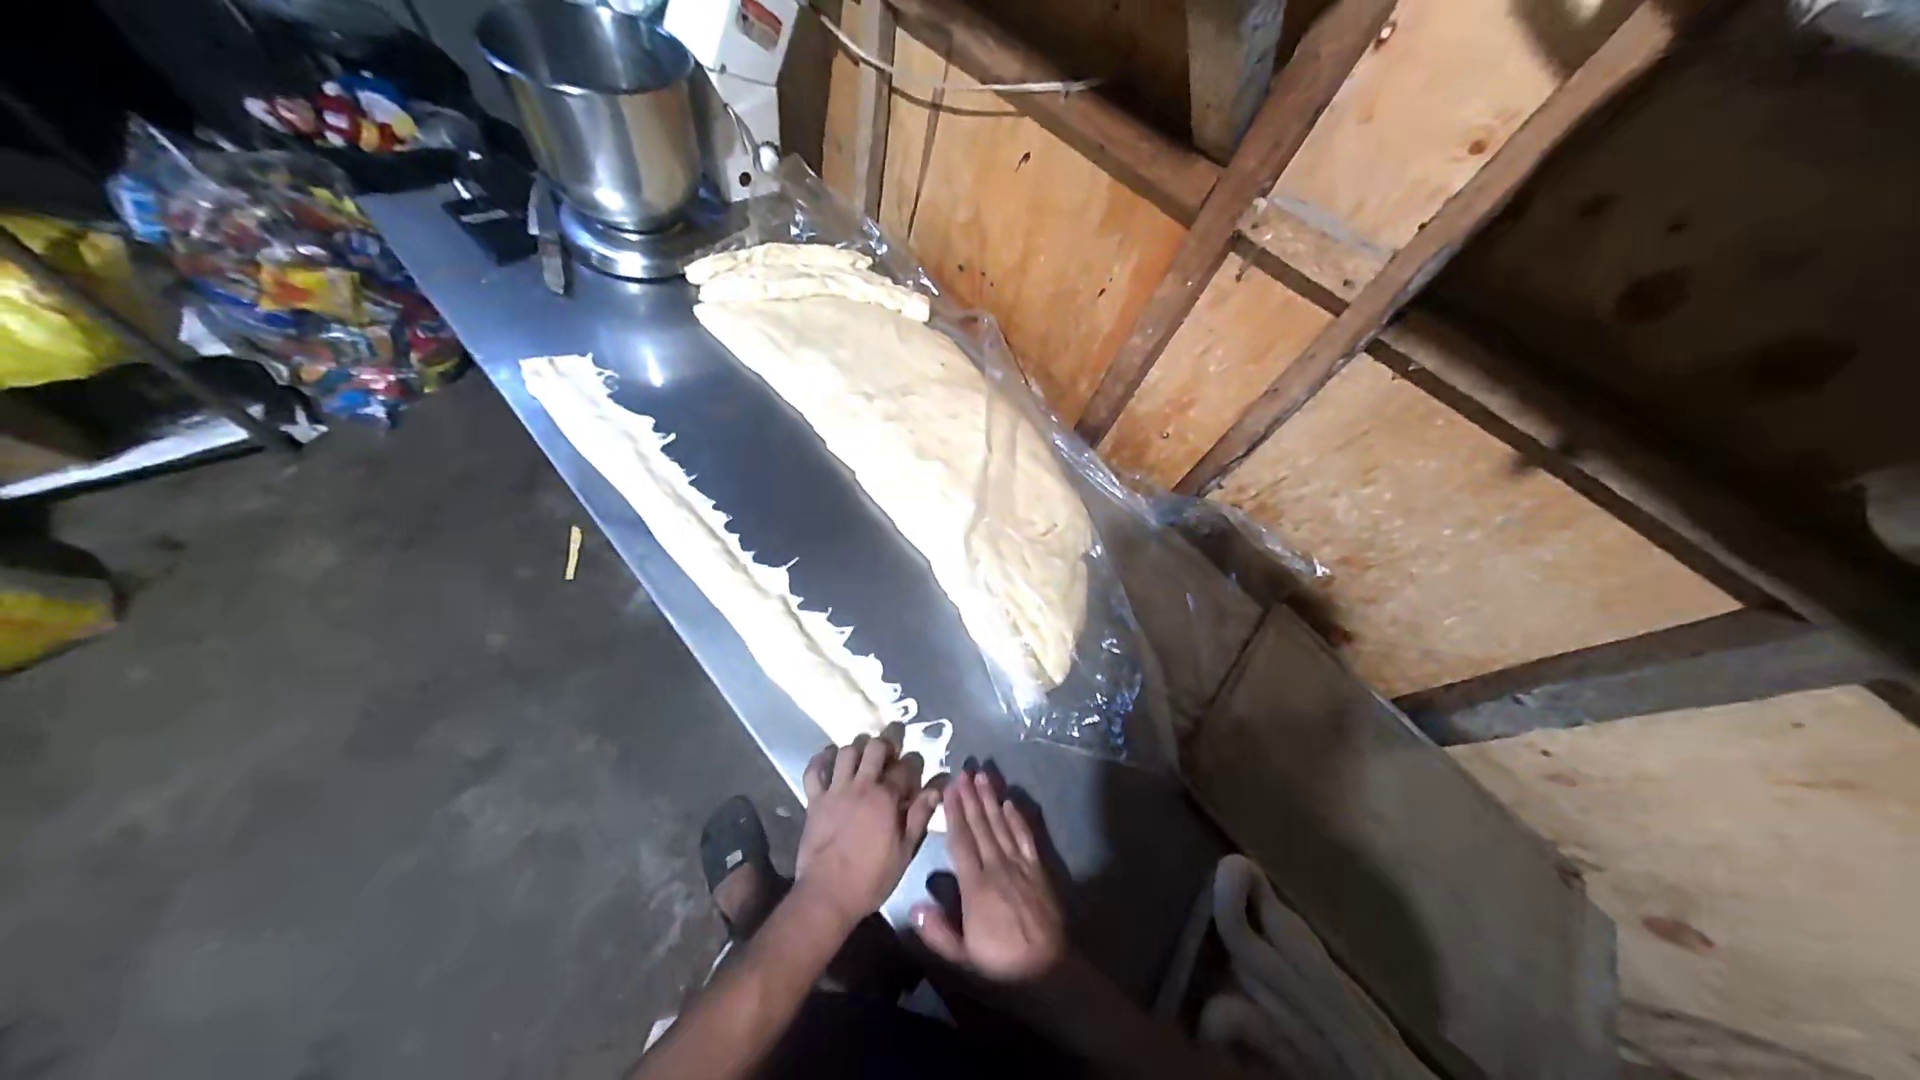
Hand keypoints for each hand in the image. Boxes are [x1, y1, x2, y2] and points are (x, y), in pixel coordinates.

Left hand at [793, 731, 943, 925]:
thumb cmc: (871, 877)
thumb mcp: (905, 851)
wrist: (827, 893)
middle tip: (890, 758)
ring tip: (863, 759)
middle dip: (886, 747)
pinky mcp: (814, 800)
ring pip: (846, 751)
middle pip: (875, 747)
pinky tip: (830, 758)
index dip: (914, 765)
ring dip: (857, 750)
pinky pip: (814, 770)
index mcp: (886, 797)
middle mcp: (862, 785)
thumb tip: (937, 788)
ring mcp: (835, 790)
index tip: (917, 772)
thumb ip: (920, 816)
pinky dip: (821, 759)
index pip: (906, 767)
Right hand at [910, 770, 1065, 981]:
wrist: (1047, 967)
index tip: (949, 790)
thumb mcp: (963, 955)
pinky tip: (1010, 803)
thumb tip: (915, 906)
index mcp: (975, 885)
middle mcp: (997, 867)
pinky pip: (1025, 838)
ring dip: (991, 800)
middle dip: (971, 797)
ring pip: (1002, 826)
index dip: (954, 813)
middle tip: (964, 772)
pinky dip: (1017, 819)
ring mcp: (1019, 866)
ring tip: (983, 777)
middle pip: (981, 826)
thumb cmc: (1000, 960)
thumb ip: (937, 931)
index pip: (961, 841)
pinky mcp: (1037, 869)